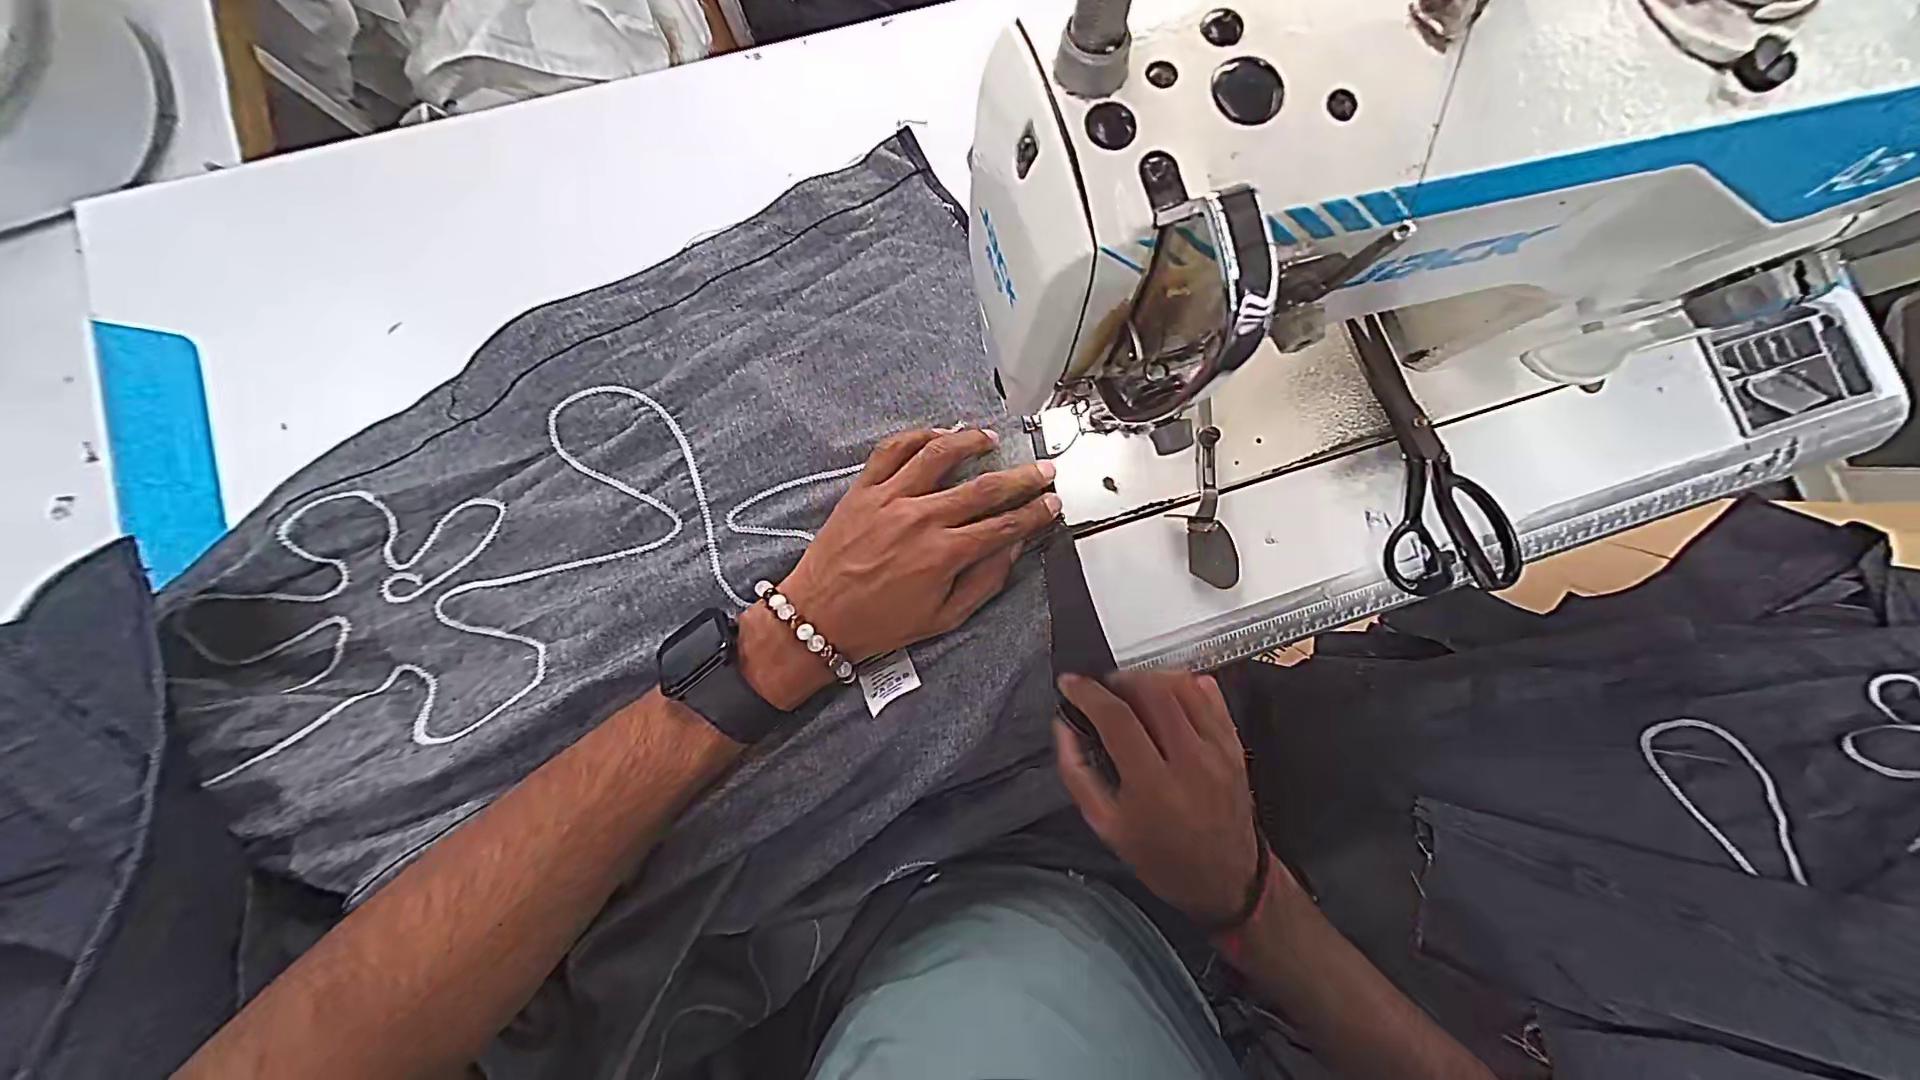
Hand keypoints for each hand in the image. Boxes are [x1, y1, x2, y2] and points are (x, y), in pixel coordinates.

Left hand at [741, 427, 1059, 707]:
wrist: (818, 617)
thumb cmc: (876, 622)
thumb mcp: (943, 617)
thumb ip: (983, 582)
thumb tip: (1011, 550)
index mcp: (943, 554)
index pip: (1004, 524)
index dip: (1034, 513)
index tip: (1049, 504)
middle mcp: (920, 520)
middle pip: (984, 487)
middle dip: (1021, 477)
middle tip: (1040, 471)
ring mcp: (890, 499)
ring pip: (940, 454)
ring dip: (971, 441)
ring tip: (990, 438)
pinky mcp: (864, 490)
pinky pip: (892, 450)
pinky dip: (917, 436)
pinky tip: (936, 434)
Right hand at [1054, 672, 1262, 926]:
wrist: (1227, 883)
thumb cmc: (1163, 858)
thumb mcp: (1105, 825)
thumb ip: (1076, 772)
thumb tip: (1063, 726)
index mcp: (1153, 787)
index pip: (1116, 717)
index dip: (1086, 692)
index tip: (1070, 684)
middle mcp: (1190, 763)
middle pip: (1151, 690)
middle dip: (1117, 679)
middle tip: (1102, 689)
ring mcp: (1218, 751)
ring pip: (1181, 684)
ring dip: (1148, 677)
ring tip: (1131, 690)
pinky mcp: (1234, 745)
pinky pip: (1210, 694)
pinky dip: (1183, 683)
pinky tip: (1166, 695)